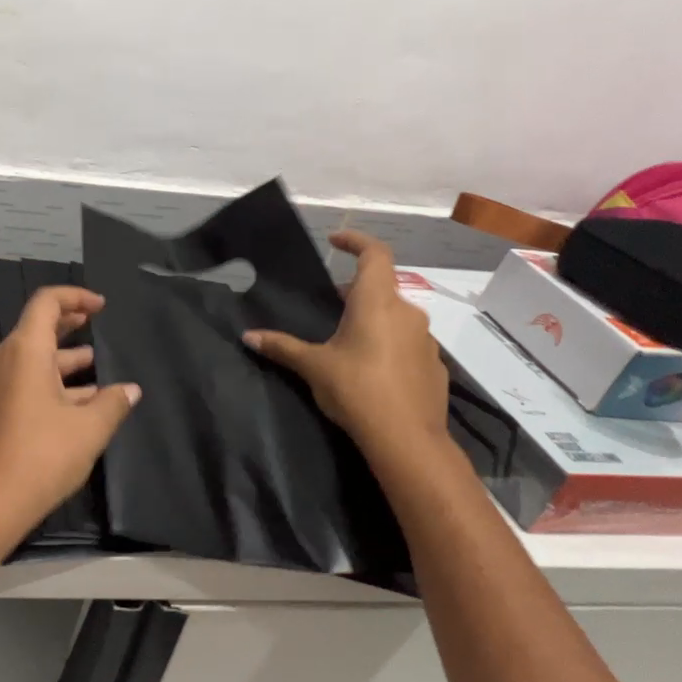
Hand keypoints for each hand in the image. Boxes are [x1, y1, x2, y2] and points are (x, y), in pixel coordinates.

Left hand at [0, 287, 141, 528]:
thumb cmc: (42, 454)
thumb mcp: (89, 428)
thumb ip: (112, 403)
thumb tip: (129, 390)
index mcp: (25, 349)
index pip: (46, 302)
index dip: (75, 297)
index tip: (101, 306)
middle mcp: (7, 357)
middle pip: (39, 326)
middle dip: (71, 322)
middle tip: (99, 322)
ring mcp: (0, 383)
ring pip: (37, 357)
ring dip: (67, 357)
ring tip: (102, 364)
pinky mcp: (0, 405)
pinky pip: (30, 378)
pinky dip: (57, 380)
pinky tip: (86, 399)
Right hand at [242, 230, 448, 455]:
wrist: (407, 441)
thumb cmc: (356, 390)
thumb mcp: (313, 367)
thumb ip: (282, 346)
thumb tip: (247, 336)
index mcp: (377, 302)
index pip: (374, 254)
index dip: (355, 241)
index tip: (335, 241)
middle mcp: (407, 313)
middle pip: (382, 288)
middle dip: (355, 291)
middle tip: (330, 305)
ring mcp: (426, 340)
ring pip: (396, 316)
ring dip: (374, 319)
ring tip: (347, 340)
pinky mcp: (434, 366)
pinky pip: (408, 343)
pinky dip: (389, 344)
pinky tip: (371, 369)